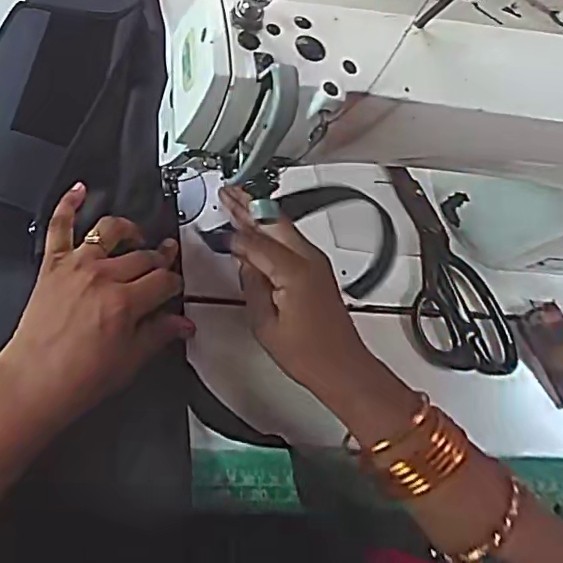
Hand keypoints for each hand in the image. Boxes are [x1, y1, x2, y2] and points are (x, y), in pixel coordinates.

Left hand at [0, 183, 191, 434]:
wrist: (32, 383)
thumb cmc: (75, 379)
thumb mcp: (128, 362)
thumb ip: (158, 335)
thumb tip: (181, 323)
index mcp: (124, 303)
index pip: (164, 280)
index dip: (174, 283)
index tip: (174, 288)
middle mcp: (102, 277)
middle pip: (143, 255)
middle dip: (159, 259)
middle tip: (163, 264)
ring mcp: (76, 265)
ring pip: (110, 230)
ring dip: (128, 229)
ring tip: (135, 236)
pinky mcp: (53, 263)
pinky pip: (60, 224)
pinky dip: (69, 203)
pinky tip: (79, 190)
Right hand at [223, 186, 414, 431]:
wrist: (345, 370)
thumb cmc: (312, 355)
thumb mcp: (264, 324)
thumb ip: (251, 286)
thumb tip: (243, 264)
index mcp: (294, 270)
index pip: (254, 242)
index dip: (233, 237)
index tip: (218, 232)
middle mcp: (308, 259)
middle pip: (271, 221)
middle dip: (247, 205)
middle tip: (227, 192)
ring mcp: (316, 262)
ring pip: (282, 225)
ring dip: (258, 213)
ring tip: (237, 201)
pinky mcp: (319, 268)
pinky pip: (290, 238)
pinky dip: (270, 228)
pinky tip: (258, 227)